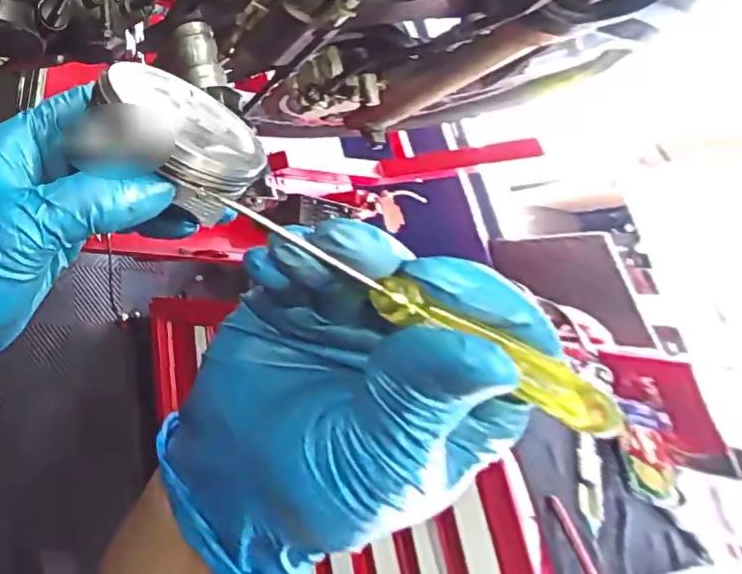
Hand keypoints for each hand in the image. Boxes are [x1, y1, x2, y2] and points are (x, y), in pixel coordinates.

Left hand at [0, 84, 185, 408]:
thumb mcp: (29, 224)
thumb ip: (92, 200)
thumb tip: (149, 186)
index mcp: (29, 141)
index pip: (88, 104)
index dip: (132, 108)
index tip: (171, 119)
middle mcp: (49, 158)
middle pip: (114, 138)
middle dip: (155, 149)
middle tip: (194, 159)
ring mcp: (64, 190)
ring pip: (122, 174)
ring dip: (157, 182)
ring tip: (197, 190)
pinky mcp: (73, 220)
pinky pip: (119, 206)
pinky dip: (147, 212)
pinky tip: (175, 218)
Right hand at [157, 219, 558, 573]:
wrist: (237, 483)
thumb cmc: (322, 492)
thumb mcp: (382, 463)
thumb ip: (423, 403)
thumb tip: (489, 356)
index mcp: (456, 393)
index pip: (504, 334)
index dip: (480, 298)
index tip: (438, 283)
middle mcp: (410, 346)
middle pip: (420, 281)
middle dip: (383, 256)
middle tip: (350, 250)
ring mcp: (352, 319)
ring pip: (360, 262)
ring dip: (329, 248)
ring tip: (299, 254)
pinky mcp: (301, 304)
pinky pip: (300, 266)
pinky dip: (284, 258)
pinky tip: (270, 269)